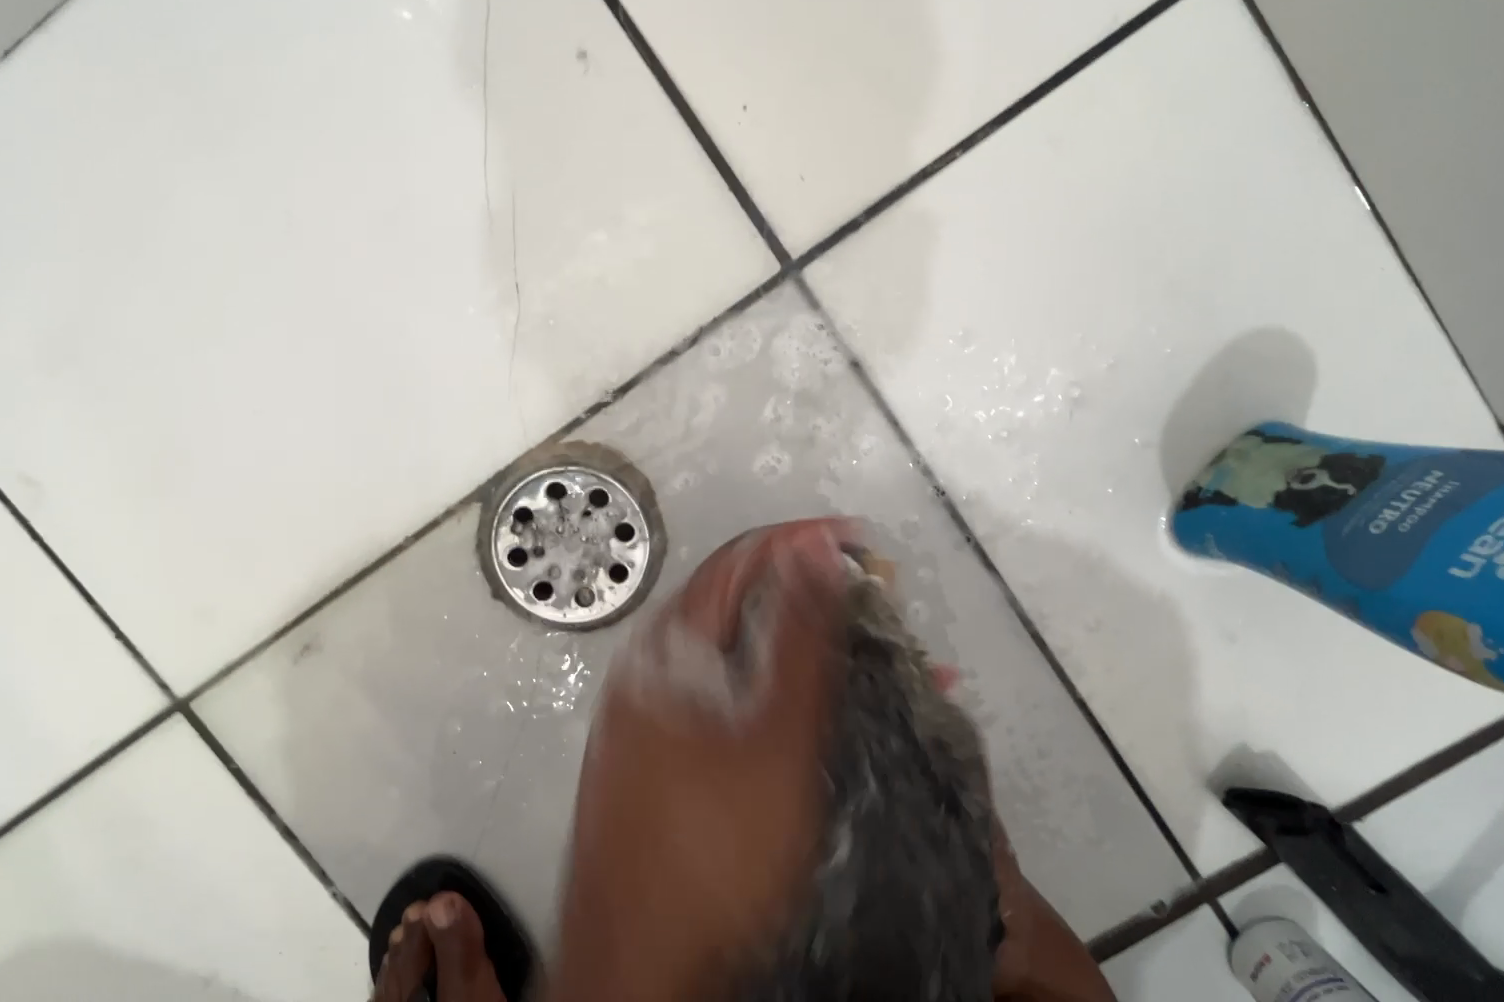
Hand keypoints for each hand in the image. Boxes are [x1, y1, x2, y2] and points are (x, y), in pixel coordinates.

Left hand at [551, 519, 852, 1001]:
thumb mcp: (774, 738)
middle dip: (805, 591)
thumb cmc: (706, 854)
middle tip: (864, 594)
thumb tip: (812, 553)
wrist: (638, 963)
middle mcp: (645, 674)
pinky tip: (807, 712)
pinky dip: (770, 690)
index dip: (802, 542)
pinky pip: (721, 699)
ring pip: (731, 655)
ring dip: (795, 643)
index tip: (859, 542)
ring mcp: (647, 719)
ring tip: (855, 646)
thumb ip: (799, 638)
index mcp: (664, 652)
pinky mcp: (658, 761)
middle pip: (732, 604)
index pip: (738, 562)